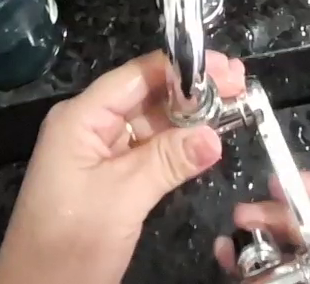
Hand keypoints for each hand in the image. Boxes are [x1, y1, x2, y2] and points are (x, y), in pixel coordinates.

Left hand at [0, 51, 247, 283]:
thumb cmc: (71, 242)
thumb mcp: (123, 198)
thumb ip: (169, 161)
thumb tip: (215, 134)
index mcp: (82, 117)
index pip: (136, 77)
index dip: (181, 69)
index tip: (223, 66)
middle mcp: (90, 125)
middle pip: (146, 95)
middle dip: (192, 89)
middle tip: (238, 82)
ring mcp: (99, 152)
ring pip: (150, 122)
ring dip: (190, 115)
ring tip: (233, 102)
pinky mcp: (109, 178)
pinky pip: (147, 149)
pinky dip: (177, 144)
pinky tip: (207, 138)